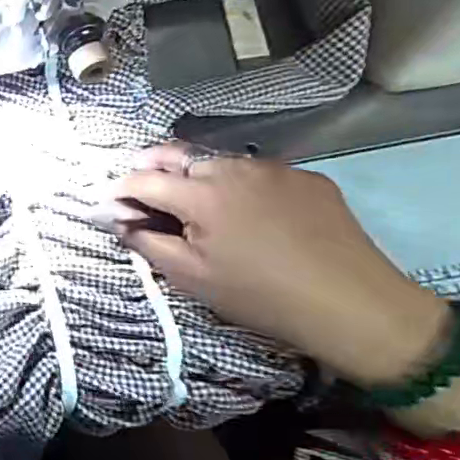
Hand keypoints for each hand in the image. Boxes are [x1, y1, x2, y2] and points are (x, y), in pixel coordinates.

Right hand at [106, 145, 448, 385]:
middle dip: (154, 169)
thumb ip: (148, 242)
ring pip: (221, 162)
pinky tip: (253, 213)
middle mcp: (232, 167)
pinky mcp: (305, 176)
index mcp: (199, 192)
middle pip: (180, 158)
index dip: (122, 190)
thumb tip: (119, 218)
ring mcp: (273, 168)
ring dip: (199, 176)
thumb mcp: (192, 277)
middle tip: (146, 190)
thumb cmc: (258, 295)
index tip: (111, 204)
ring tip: (198, 201)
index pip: (144, 179)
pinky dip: (242, 186)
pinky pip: (259, 174)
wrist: (349, 300)